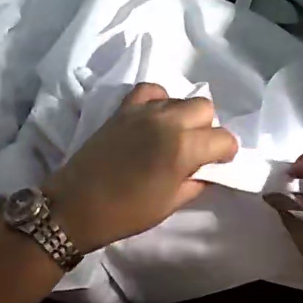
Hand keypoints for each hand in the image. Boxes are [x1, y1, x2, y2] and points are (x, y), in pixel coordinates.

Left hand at [43, 83, 239, 252]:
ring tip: (173, 137)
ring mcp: (144, 111)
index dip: (226, 152)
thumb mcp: (170, 204)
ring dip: (184, 116)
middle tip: (195, 150)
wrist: (76, 206)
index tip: (218, 164)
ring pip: (180, 98)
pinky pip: (150, 91)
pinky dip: (158, 100)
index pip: (223, 138)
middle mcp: (169, 121)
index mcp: (184, 147)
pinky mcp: (123, 109)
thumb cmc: (127, 212)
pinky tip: (155, 118)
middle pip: (204, 108)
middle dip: (207, 129)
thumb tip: (207, 172)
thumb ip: (195, 183)